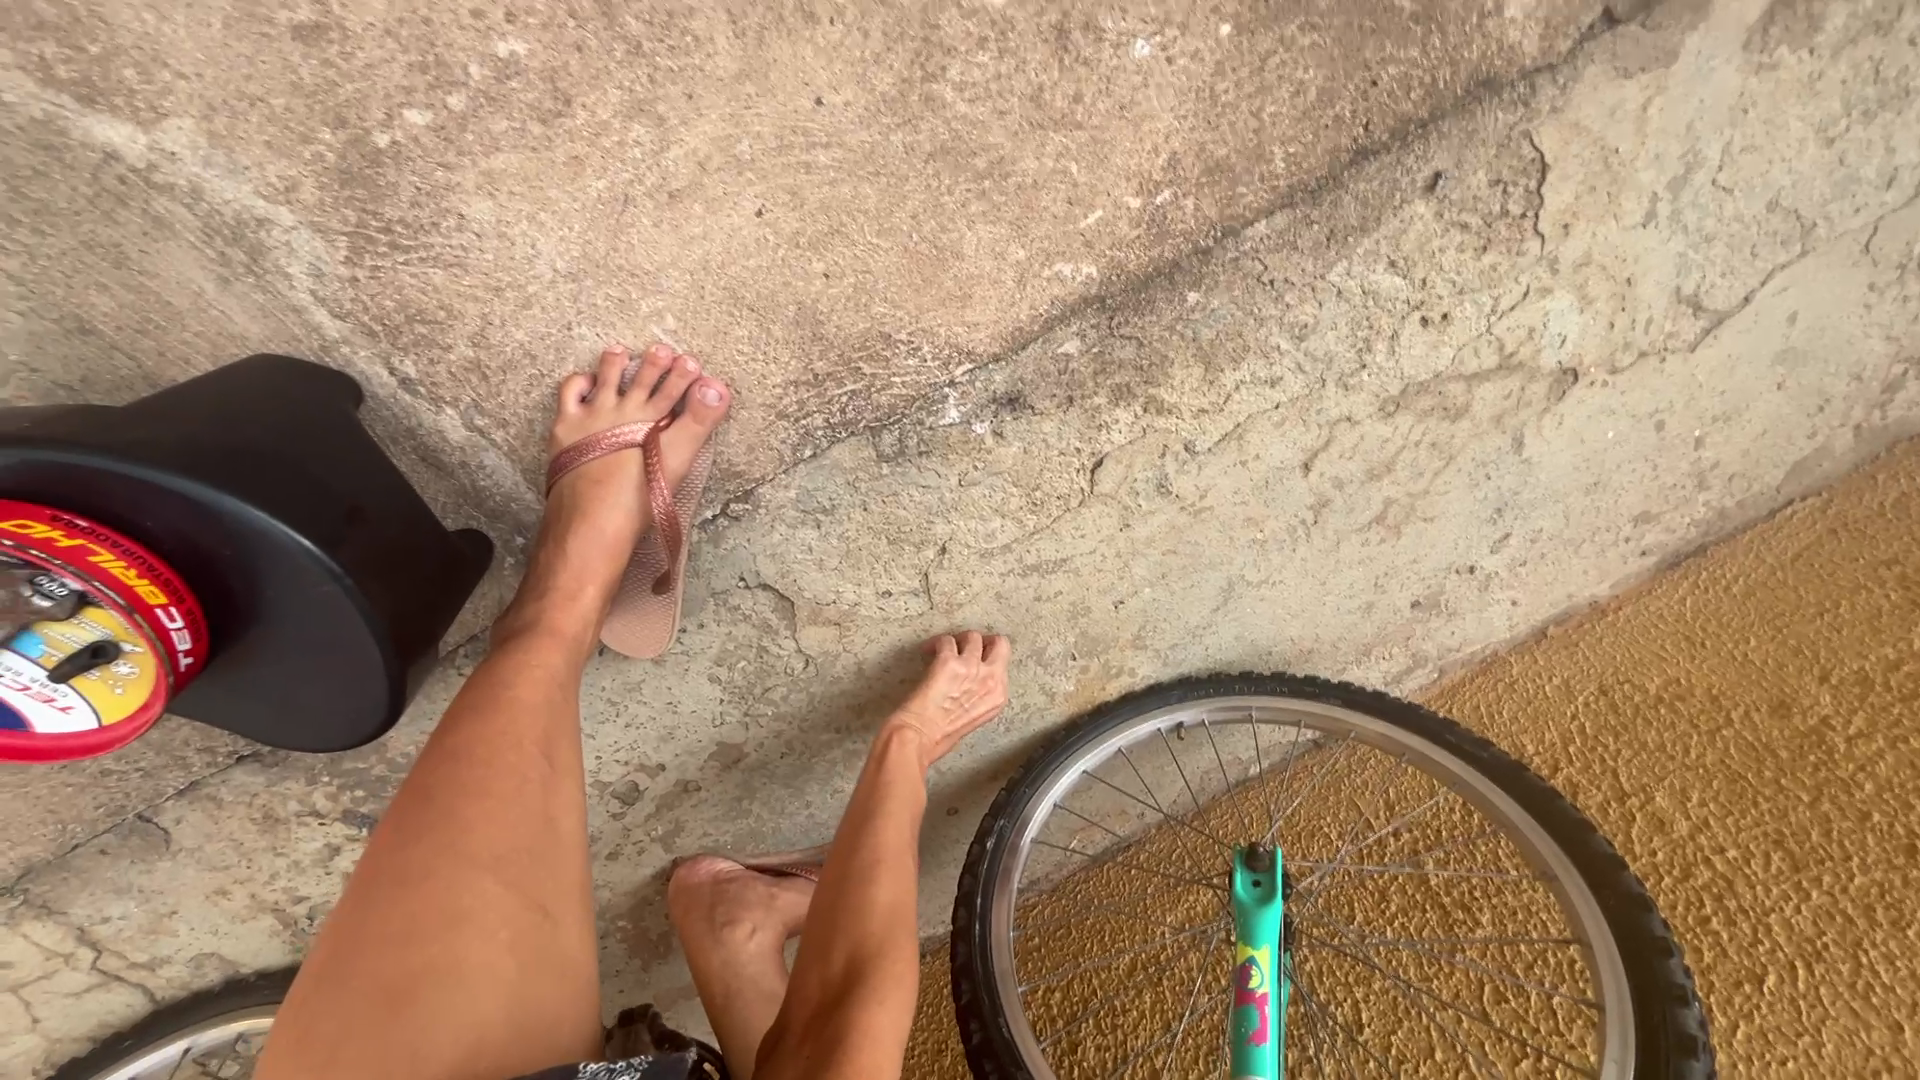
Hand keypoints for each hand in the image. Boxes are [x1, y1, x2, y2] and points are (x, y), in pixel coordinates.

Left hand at [880, 631, 1011, 768]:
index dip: (987, 659)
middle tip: (966, 643)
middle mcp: (991, 680)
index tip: (976, 658)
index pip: (1003, 665)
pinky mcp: (949, 661)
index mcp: (998, 697)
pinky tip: (927, 651)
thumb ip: (980, 696)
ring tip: (943, 647)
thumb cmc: (940, 735)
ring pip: (972, 637)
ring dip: (957, 640)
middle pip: (999, 644)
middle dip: (983, 641)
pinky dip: (935, 643)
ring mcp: (971, 668)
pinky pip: (946, 640)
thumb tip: (970, 682)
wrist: (920, 737)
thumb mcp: (975, 718)